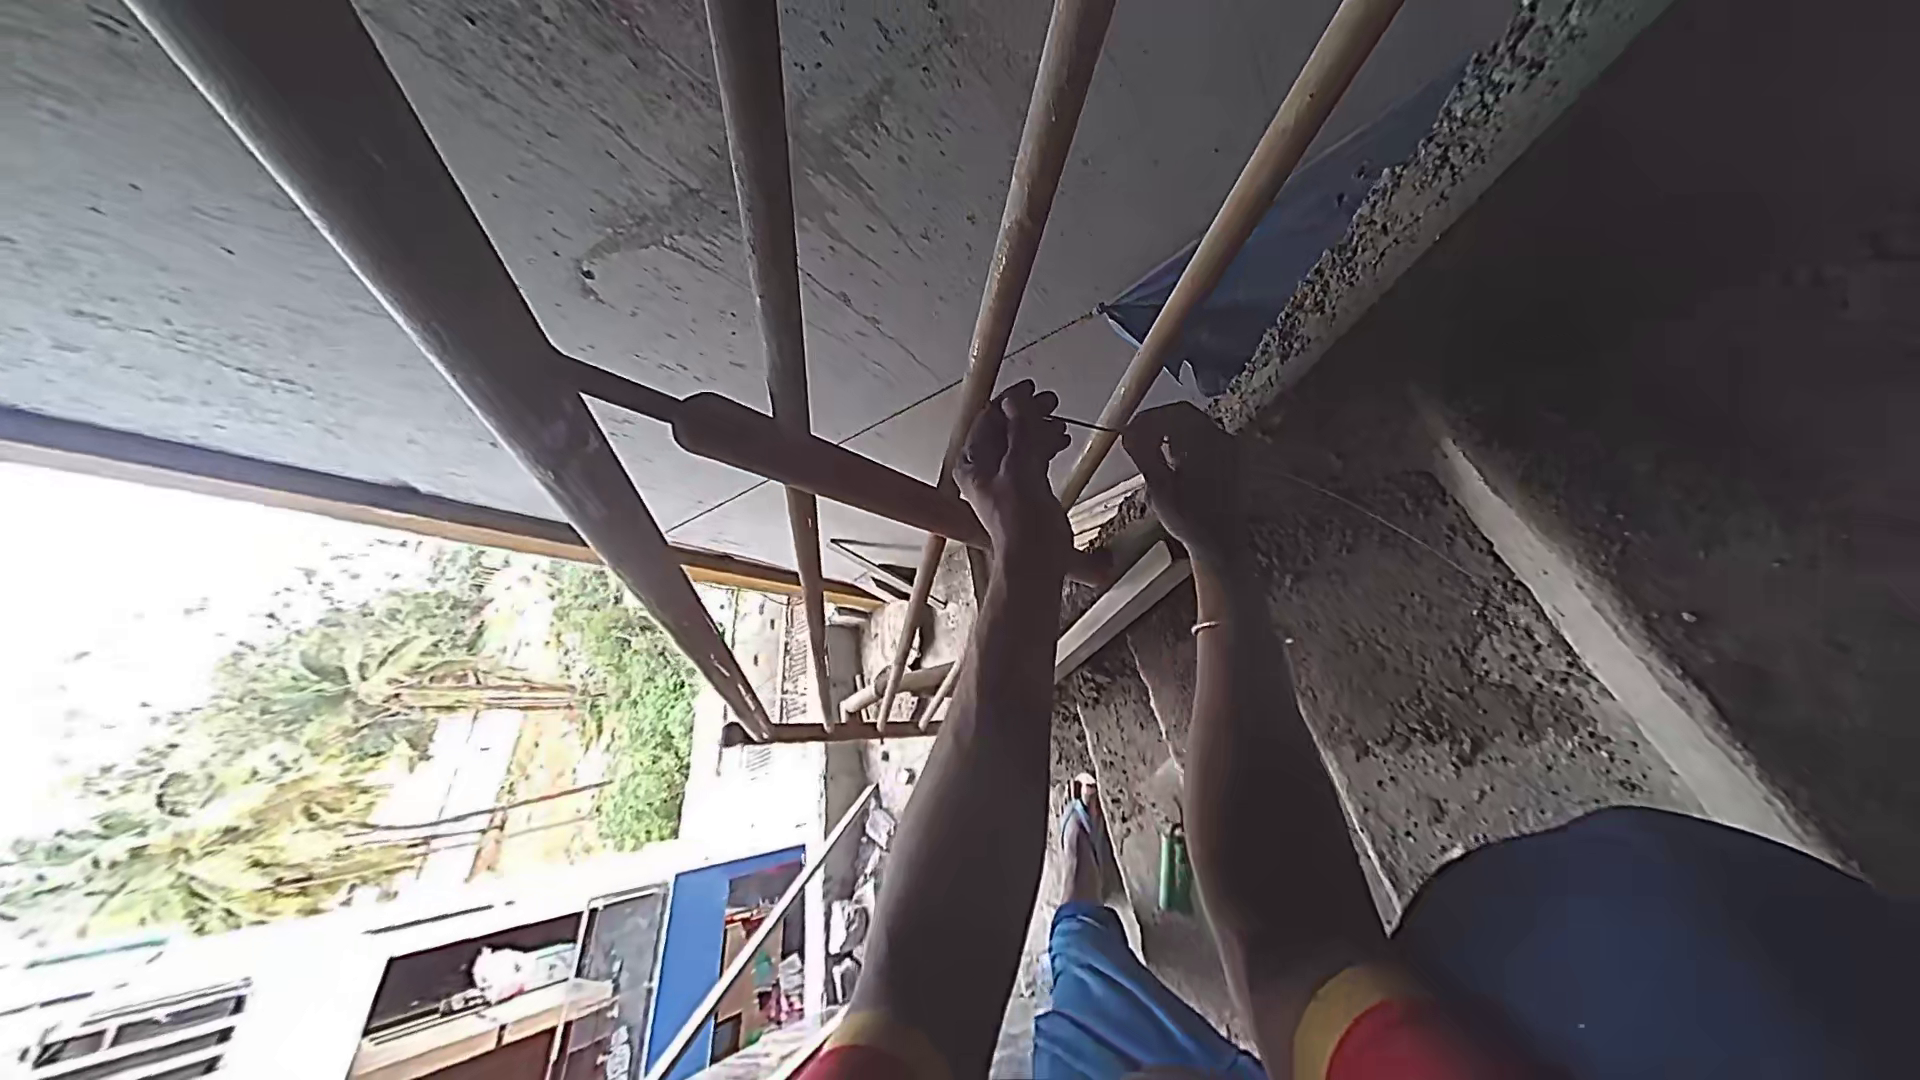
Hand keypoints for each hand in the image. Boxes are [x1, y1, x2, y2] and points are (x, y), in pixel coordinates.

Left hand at [956, 380, 1072, 580]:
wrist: (1036, 558)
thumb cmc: (1021, 522)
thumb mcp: (1020, 468)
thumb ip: (1019, 431)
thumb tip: (1015, 400)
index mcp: (972, 464)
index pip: (987, 420)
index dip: (1009, 401)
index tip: (1030, 388)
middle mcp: (984, 470)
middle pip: (1005, 429)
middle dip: (1028, 413)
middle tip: (1050, 401)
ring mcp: (1005, 479)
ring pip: (1020, 442)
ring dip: (1039, 428)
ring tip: (1059, 420)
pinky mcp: (1024, 489)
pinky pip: (1032, 457)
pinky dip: (1045, 445)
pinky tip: (1061, 439)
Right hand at [1123, 402, 1243, 562]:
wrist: (1220, 540)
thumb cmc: (1190, 520)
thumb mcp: (1159, 488)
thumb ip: (1144, 455)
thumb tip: (1128, 433)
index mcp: (1205, 444)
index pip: (1174, 414)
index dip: (1148, 418)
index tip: (1130, 430)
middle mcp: (1220, 440)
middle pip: (1185, 414)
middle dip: (1157, 422)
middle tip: (1136, 437)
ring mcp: (1227, 447)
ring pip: (1194, 424)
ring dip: (1169, 430)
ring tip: (1149, 448)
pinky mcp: (1228, 456)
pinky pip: (1203, 436)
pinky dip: (1182, 440)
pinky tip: (1170, 456)